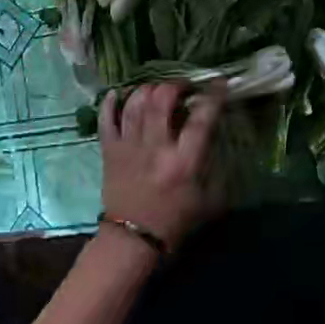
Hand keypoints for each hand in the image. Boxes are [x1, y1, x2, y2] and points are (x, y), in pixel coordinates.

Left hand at [98, 81, 226, 247]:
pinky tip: (118, 93)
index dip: (212, 96)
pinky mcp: (109, 151)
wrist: (132, 240)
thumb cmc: (173, 222)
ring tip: (156, 89)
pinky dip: (111, 102)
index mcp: (183, 162)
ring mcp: (128, 146)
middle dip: (174, 86)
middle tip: (183, 86)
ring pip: (134, 104)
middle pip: (161, 101)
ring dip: (147, 90)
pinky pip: (106, 119)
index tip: (218, 83)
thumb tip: (217, 136)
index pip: (200, 119)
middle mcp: (155, 148)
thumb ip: (216, 167)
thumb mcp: (208, 200)